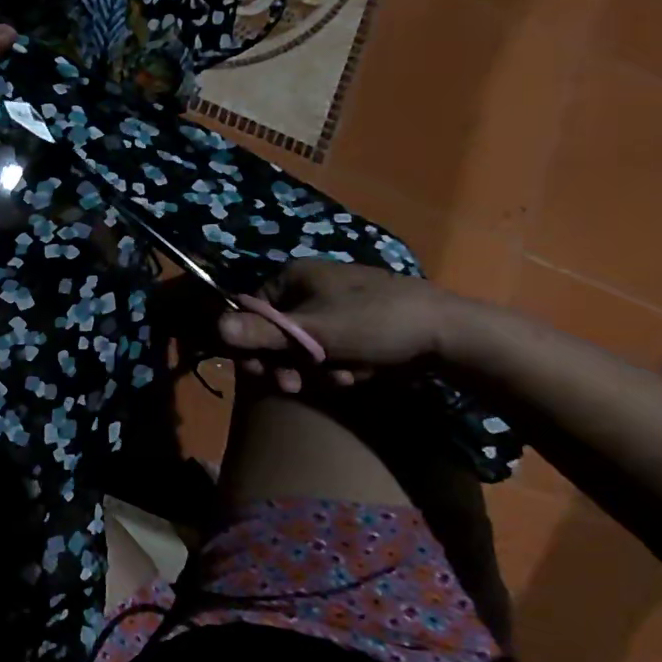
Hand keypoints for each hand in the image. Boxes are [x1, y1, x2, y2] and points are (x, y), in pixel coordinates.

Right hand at [217, 260, 482, 392]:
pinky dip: (341, 366)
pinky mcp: (358, 324)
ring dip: (319, 370)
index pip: (252, 311)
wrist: (446, 333)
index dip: (252, 344)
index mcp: (295, 276)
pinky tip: (359, 373)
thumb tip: (214, 326)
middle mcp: (312, 286)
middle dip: (290, 363)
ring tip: (344, 377)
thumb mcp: (314, 333)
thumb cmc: (374, 324)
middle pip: (278, 332)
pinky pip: (332, 350)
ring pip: (306, 347)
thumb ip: (264, 333)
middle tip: (298, 385)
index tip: (261, 372)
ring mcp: (337, 305)